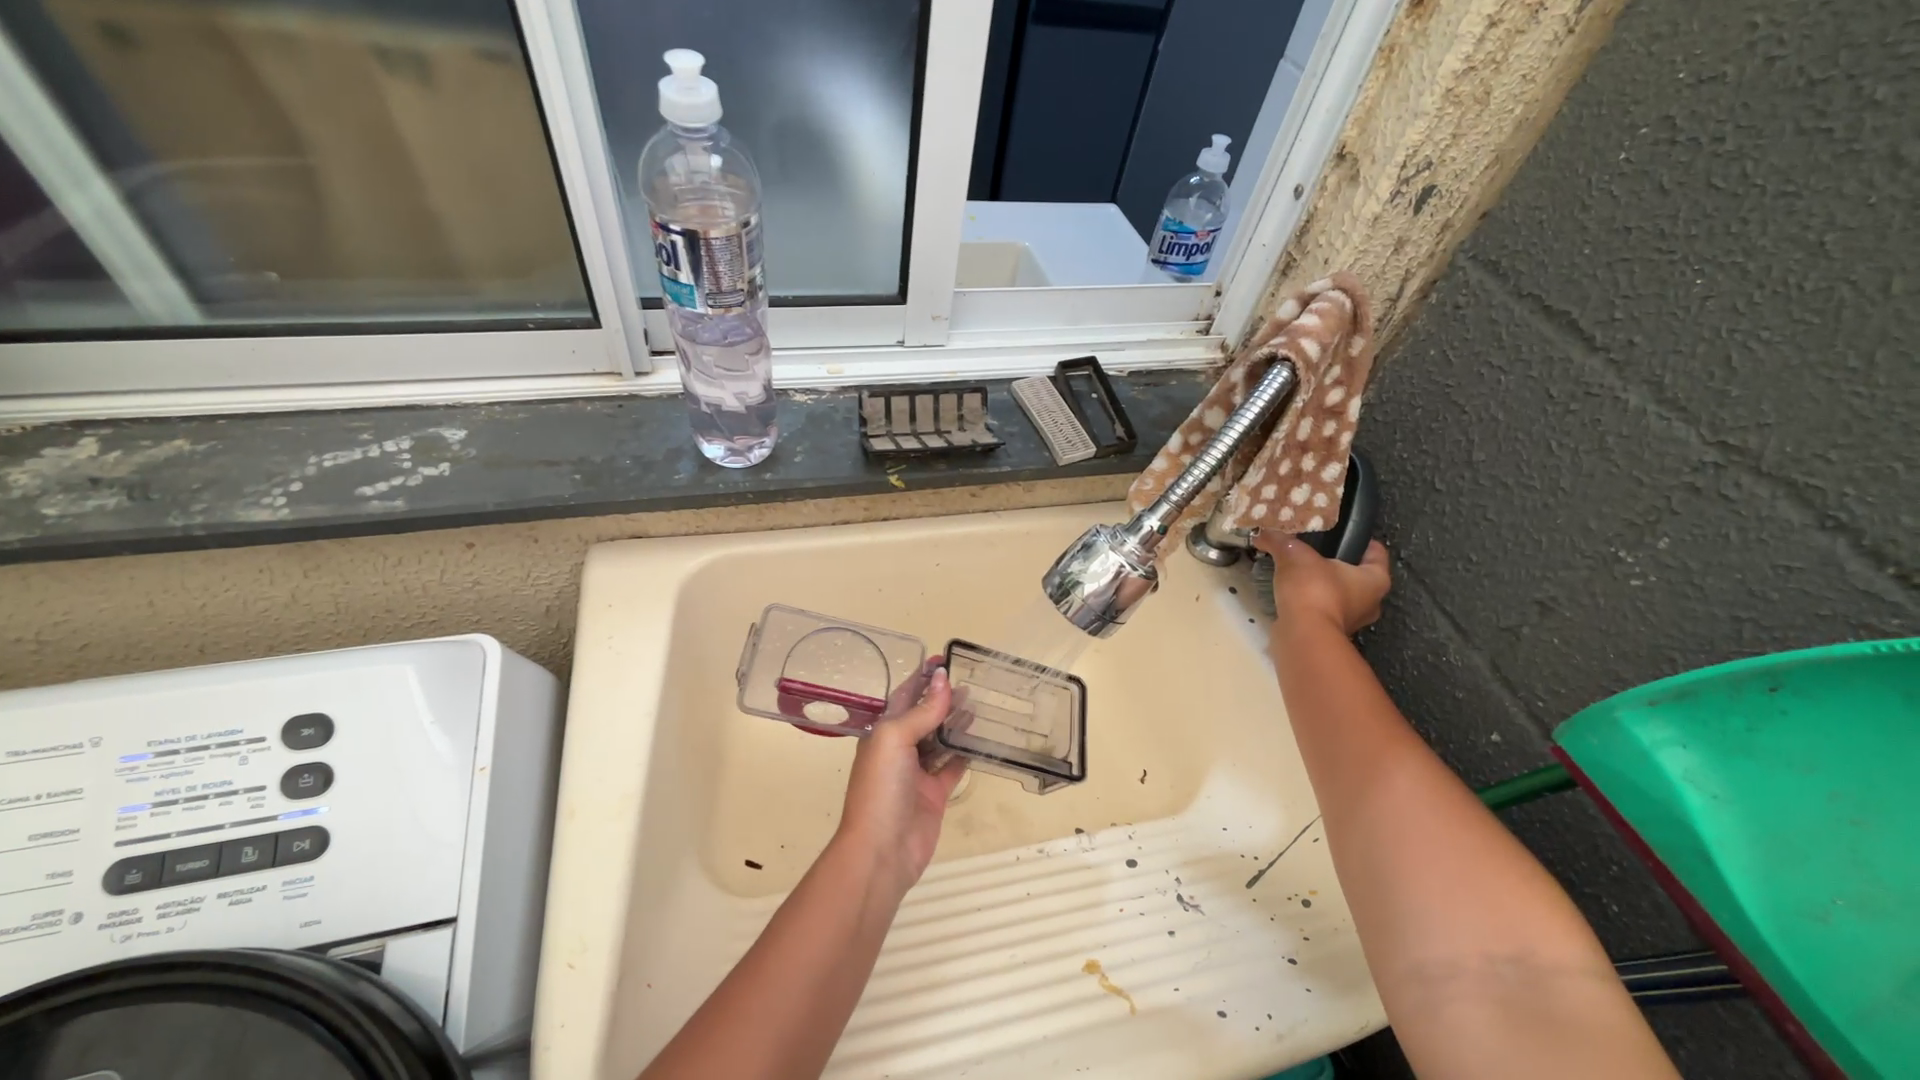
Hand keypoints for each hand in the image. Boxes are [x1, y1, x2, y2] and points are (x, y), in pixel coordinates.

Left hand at [836, 660, 966, 896]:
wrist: (881, 850)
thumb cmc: (880, 788)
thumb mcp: (894, 739)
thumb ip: (921, 710)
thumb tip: (943, 679)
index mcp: (882, 732)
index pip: (903, 697)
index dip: (921, 678)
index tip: (944, 659)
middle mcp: (899, 749)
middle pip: (924, 716)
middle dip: (943, 698)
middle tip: (972, 679)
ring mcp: (917, 773)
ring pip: (940, 740)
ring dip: (956, 722)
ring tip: (981, 703)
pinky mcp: (935, 794)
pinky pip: (953, 767)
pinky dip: (966, 753)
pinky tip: (983, 739)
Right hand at [1255, 532, 1391, 636]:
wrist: (1302, 636)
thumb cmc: (1314, 590)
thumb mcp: (1294, 555)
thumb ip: (1280, 541)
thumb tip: (1263, 532)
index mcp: (1376, 579)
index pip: (1376, 552)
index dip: (1359, 540)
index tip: (1340, 534)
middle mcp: (1371, 602)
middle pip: (1357, 576)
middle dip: (1337, 565)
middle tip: (1314, 553)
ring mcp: (1352, 622)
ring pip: (1340, 596)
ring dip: (1323, 587)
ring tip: (1298, 574)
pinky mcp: (1330, 634)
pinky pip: (1323, 611)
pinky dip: (1310, 604)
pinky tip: (1292, 595)